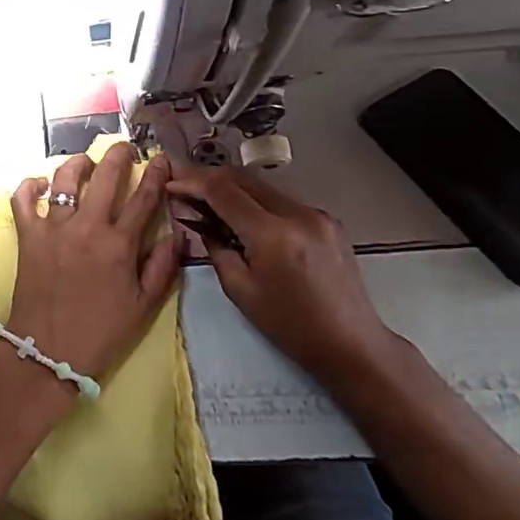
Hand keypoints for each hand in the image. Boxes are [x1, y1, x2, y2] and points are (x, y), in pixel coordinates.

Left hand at [4, 144, 180, 382]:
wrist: (49, 352)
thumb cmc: (101, 332)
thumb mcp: (144, 306)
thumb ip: (163, 267)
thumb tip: (177, 235)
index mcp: (120, 244)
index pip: (144, 197)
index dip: (156, 173)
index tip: (162, 158)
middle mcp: (88, 227)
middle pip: (106, 175)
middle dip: (120, 154)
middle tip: (126, 149)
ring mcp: (54, 229)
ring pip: (66, 179)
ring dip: (79, 163)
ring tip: (87, 163)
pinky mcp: (28, 237)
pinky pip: (23, 200)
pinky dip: (31, 186)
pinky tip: (42, 185)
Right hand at [166, 163, 399, 384]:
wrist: (349, 341)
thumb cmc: (289, 325)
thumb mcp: (240, 290)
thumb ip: (216, 248)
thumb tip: (198, 221)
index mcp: (273, 234)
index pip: (224, 191)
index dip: (193, 182)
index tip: (171, 183)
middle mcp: (298, 213)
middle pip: (244, 178)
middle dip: (210, 178)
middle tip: (184, 187)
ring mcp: (317, 213)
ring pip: (264, 187)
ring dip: (233, 189)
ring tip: (209, 204)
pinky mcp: (327, 220)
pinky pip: (282, 201)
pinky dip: (256, 202)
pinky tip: (244, 218)